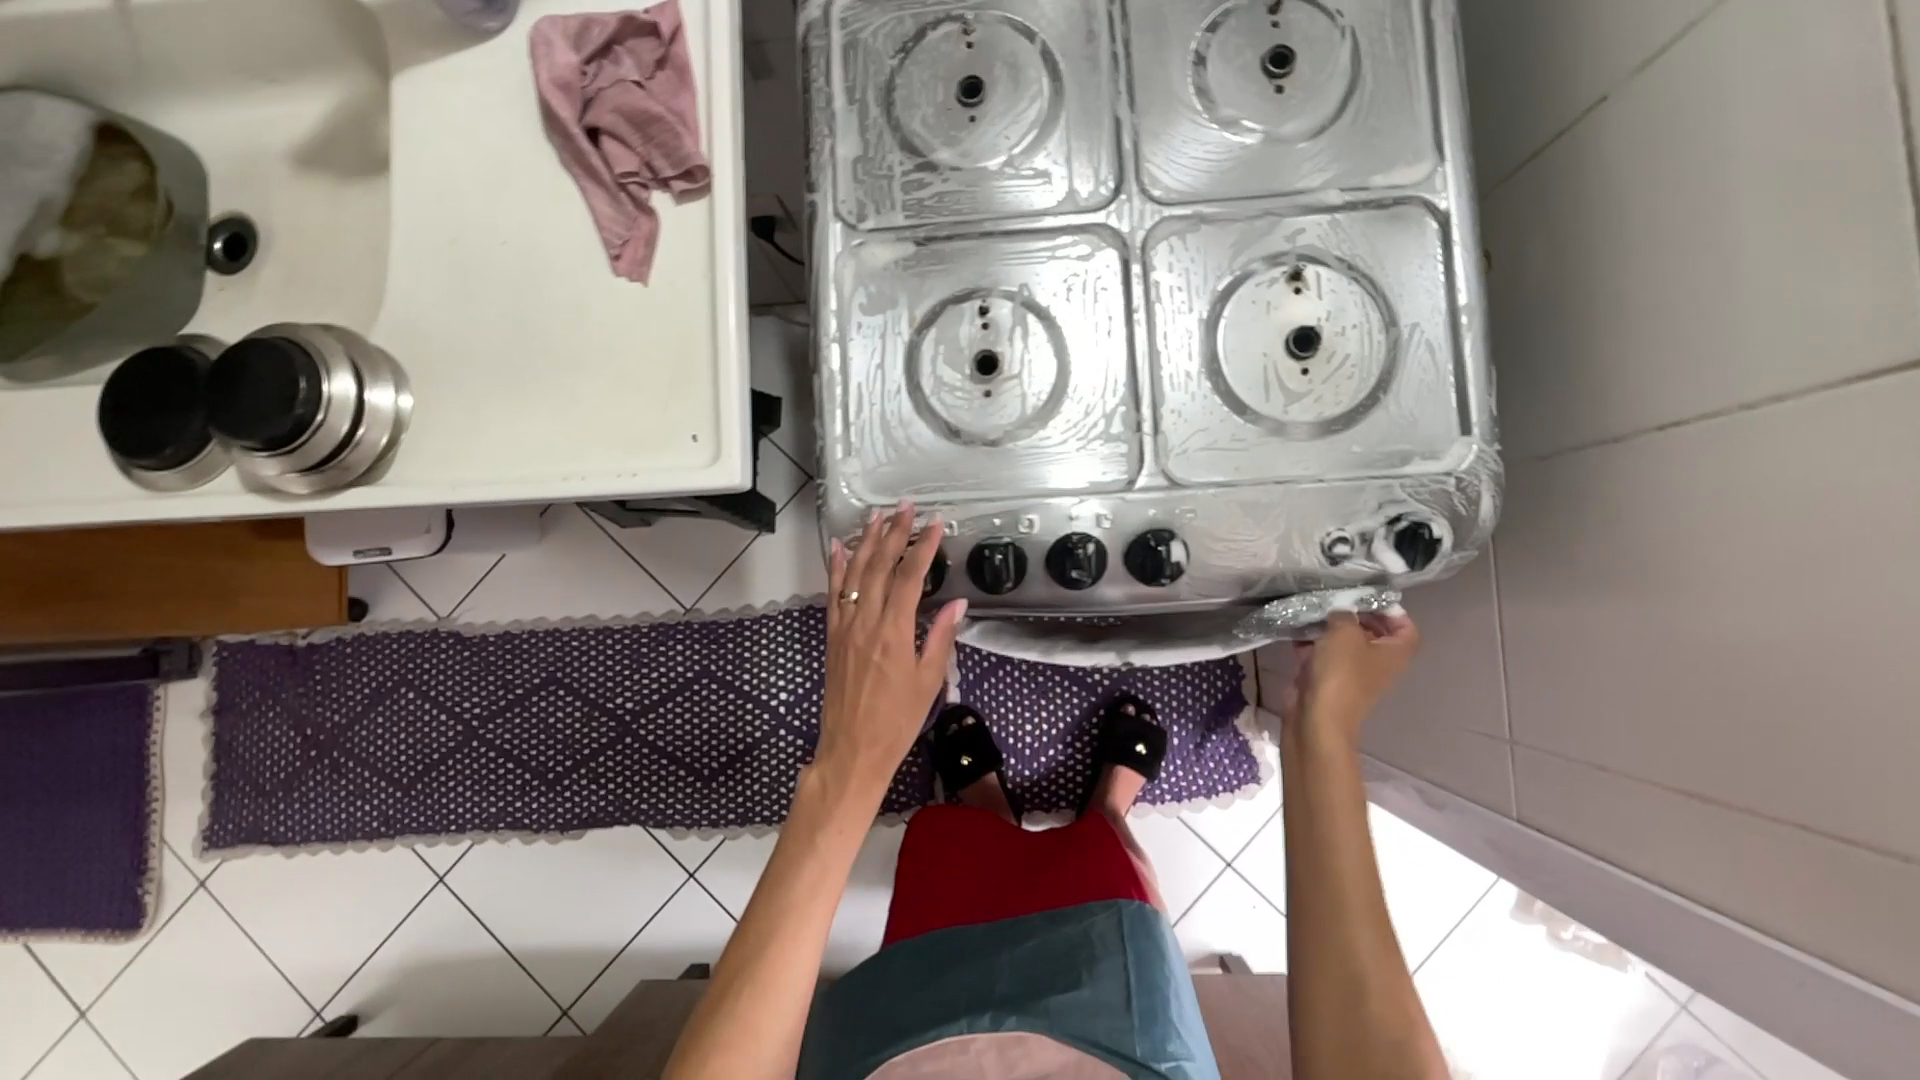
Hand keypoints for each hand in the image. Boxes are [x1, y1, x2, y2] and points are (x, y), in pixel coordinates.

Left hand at [816, 502, 967, 794]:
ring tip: (877, 516)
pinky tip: (839, 546)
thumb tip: (957, 604)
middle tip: (905, 507)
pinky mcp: (832, 636)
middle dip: (893, 533)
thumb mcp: (929, 682)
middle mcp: (865, 622)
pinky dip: (836, 567)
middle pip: (879, 566)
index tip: (935, 524)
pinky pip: (833, 593)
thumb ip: (941, 638)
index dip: (923, 548)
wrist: (852, 749)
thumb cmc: (897, 721)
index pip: (910, 578)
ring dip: (866, 542)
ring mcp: (844, 627)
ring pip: (854, 574)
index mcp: (894, 633)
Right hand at [1281, 611, 1419, 743]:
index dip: (1392, 611)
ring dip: (1327, 627)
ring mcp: (1350, 672)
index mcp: (1395, 653)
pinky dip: (1310, 642)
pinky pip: (1321, 654)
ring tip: (1311, 611)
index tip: (1367, 598)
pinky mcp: (1326, 679)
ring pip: (1343, 643)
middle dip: (1353, 615)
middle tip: (1334, 600)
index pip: (1406, 628)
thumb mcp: (1345, 632)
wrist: (1316, 716)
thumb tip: (1340, 611)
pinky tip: (1295, 630)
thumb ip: (1344, 613)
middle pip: (1372, 633)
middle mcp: (1377, 663)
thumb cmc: (1340, 672)